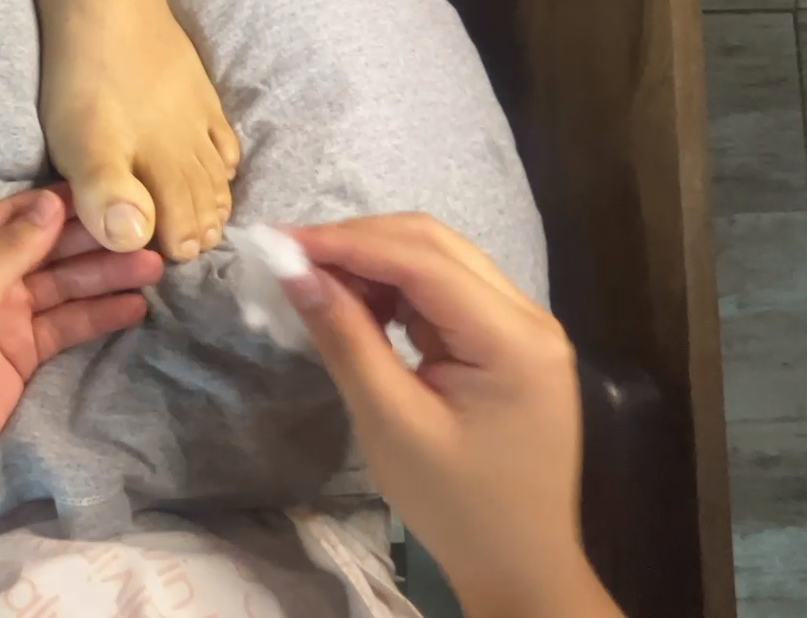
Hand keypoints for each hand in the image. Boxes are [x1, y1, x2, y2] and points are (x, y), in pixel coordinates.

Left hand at [0, 186, 162, 506]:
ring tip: (153, 268)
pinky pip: (65, 324)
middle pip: (44, 248)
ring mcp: (3, 314)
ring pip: (61, 285)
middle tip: (146, 234)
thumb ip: (12, 246)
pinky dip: (96, 315)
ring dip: (103, 277)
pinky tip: (133, 306)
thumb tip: (53, 200)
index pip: (17, 214)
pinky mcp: (21, 353)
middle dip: (92, 242)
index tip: (113, 192)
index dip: (62, 203)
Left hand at [29, 0, 239, 260]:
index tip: (170, 261)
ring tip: (210, 220)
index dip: (174, 245)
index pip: (179, 222)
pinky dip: (226, 158)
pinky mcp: (196, 85)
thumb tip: (137, 243)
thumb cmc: (85, 76)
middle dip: (198, 228)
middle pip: (202, 199)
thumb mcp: (81, 141)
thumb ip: (108, 194)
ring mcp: (198, 112)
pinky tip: (225, 162)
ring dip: (215, 200)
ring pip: (217, 170)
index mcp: (163, 165)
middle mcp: (190, 144)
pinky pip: (223, 133)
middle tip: (192, 249)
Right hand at [280, 215, 615, 617]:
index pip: (420, 261)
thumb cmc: (455, 503)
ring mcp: (516, 325)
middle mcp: (526, 318)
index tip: (279, 241)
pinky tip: (355, 304)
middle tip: (292, 257)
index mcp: (513, 341)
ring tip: (317, 282)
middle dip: (355, 241)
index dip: (345, 242)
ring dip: (369, 259)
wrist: (517, 566)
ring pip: (431, 256)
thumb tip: (293, 272)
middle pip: (430, 243)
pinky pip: (434, 286)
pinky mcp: (497, 336)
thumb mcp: (389, 420)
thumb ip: (344, 336)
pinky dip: (386, 283)